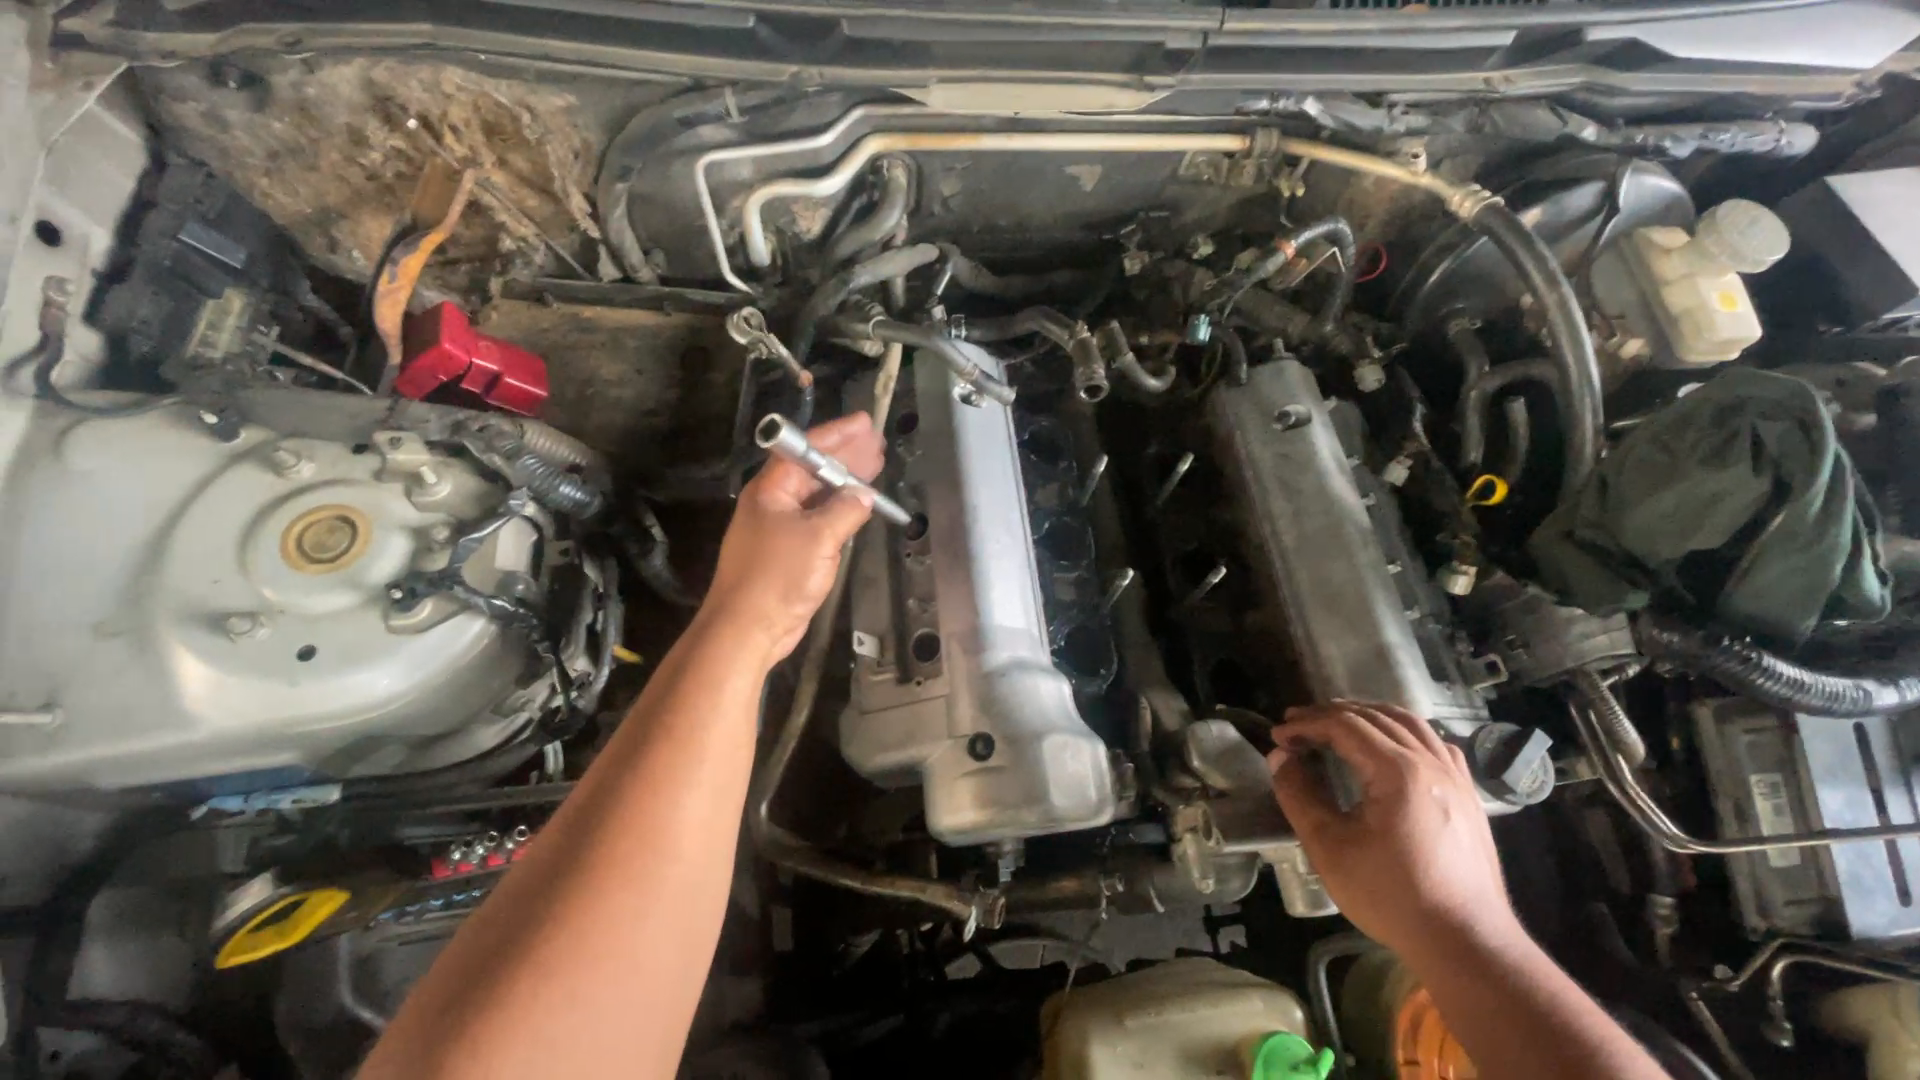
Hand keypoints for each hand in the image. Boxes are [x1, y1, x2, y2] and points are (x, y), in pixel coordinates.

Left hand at [697, 412, 882, 665]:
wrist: (747, 627)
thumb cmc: (777, 576)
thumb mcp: (818, 538)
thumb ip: (845, 510)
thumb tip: (864, 495)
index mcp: (771, 489)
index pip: (805, 449)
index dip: (836, 434)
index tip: (864, 423)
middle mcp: (773, 502)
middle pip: (812, 469)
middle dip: (845, 456)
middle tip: (877, 443)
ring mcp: (779, 527)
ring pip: (816, 495)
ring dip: (845, 482)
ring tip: (875, 467)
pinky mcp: (788, 551)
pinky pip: (817, 519)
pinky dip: (839, 509)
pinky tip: (858, 505)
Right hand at [1268, 702, 1518, 962]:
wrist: (1466, 942)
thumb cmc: (1391, 896)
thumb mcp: (1329, 848)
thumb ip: (1300, 795)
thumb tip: (1280, 757)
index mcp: (1398, 771)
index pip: (1345, 726)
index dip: (1306, 724)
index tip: (1278, 736)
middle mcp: (1432, 763)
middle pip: (1376, 717)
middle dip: (1331, 714)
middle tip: (1297, 723)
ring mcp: (1457, 779)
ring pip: (1410, 724)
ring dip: (1368, 716)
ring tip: (1336, 725)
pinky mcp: (1469, 797)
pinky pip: (1435, 744)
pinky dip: (1403, 732)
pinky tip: (1390, 747)